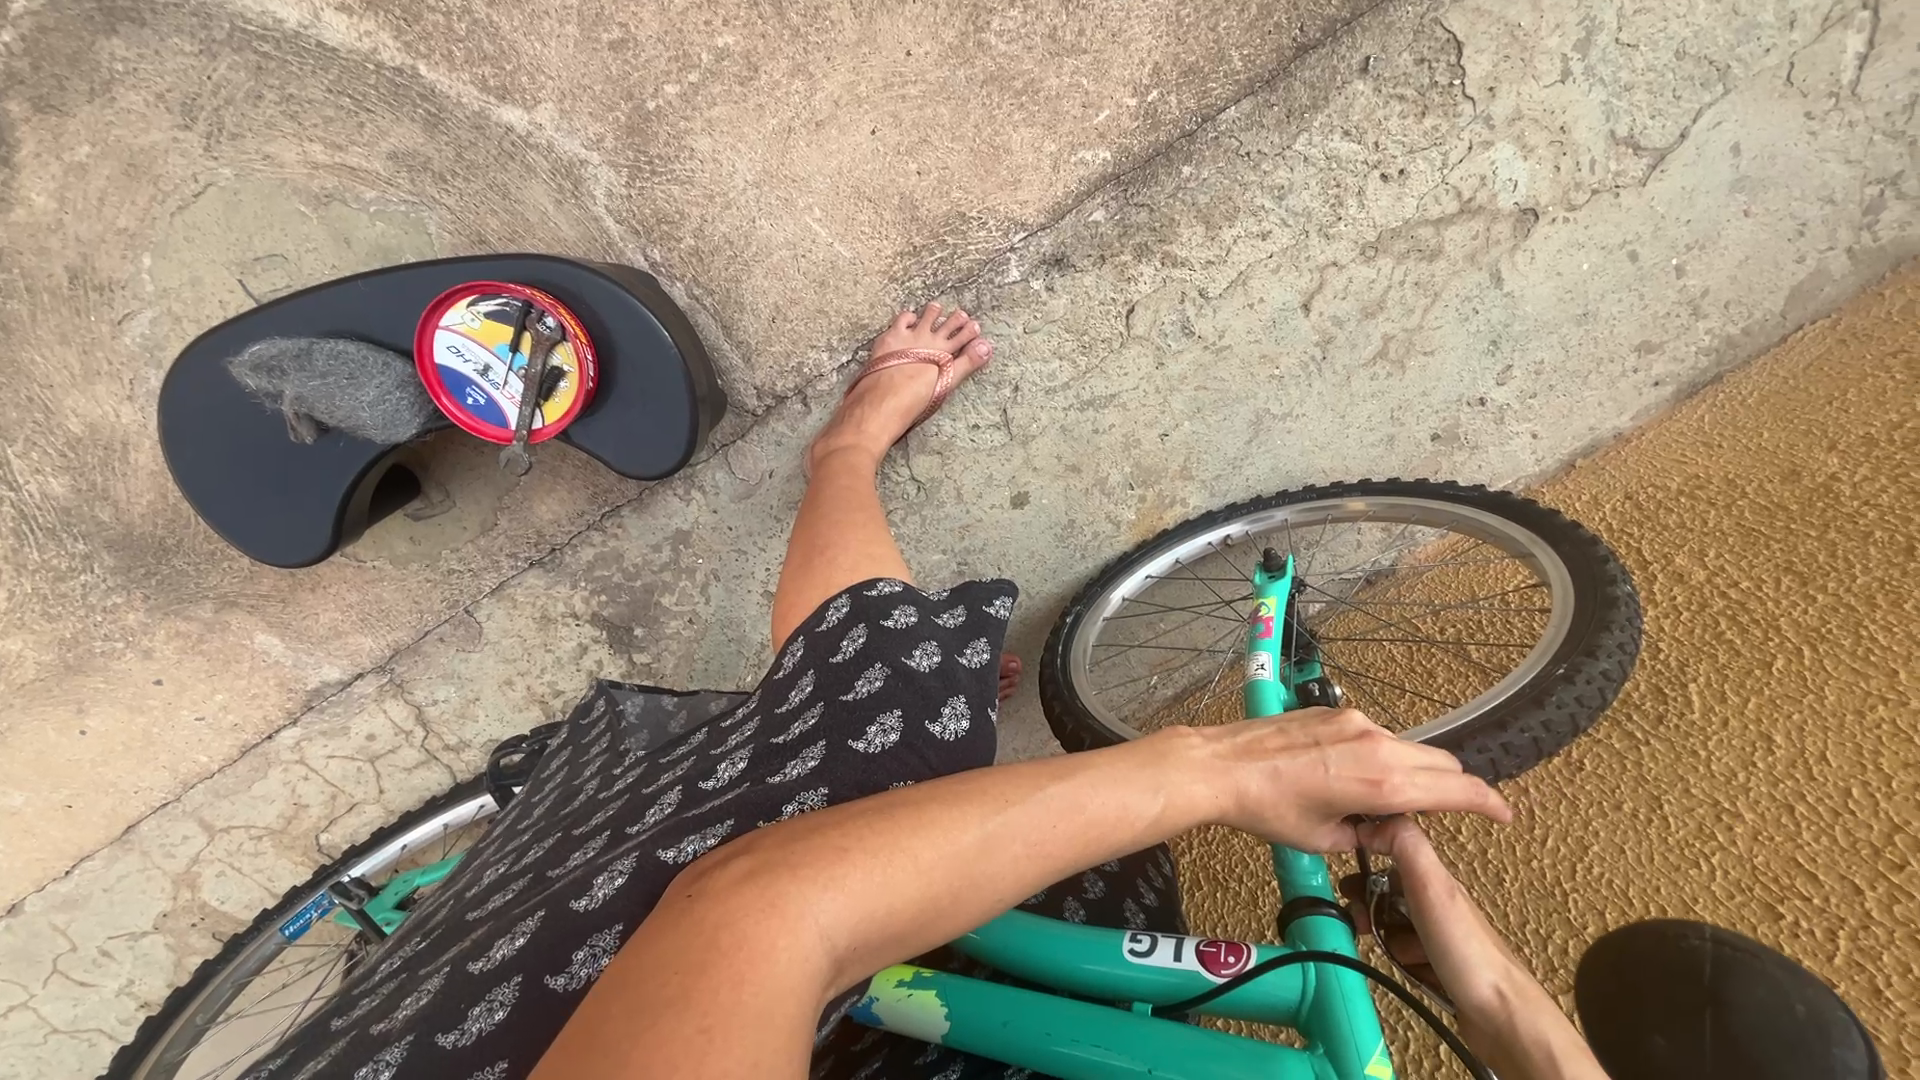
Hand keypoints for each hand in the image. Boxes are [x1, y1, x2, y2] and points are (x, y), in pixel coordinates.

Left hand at [1171, 707, 1510, 849]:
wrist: (1220, 766)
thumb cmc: (1268, 808)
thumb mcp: (1325, 838)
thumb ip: (1369, 834)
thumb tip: (1387, 829)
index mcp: (1384, 782)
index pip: (1459, 789)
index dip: (1489, 804)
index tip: (1503, 815)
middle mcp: (1377, 744)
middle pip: (1441, 763)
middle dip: (1450, 789)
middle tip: (1435, 815)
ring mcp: (1353, 721)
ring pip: (1408, 746)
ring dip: (1411, 771)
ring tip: (1377, 798)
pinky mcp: (1332, 711)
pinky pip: (1375, 734)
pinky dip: (1380, 754)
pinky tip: (1348, 773)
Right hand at [1340, 815, 1532, 1019]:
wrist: (1502, 1019)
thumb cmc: (1468, 952)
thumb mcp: (1432, 886)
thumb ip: (1404, 844)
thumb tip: (1373, 820)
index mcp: (1435, 877)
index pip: (1390, 852)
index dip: (1365, 861)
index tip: (1348, 879)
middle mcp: (1437, 902)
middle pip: (1387, 889)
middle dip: (1366, 903)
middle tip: (1357, 918)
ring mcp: (1439, 935)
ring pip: (1393, 922)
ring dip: (1381, 933)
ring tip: (1382, 946)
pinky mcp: (1439, 966)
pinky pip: (1404, 953)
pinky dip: (1398, 959)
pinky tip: (1405, 968)